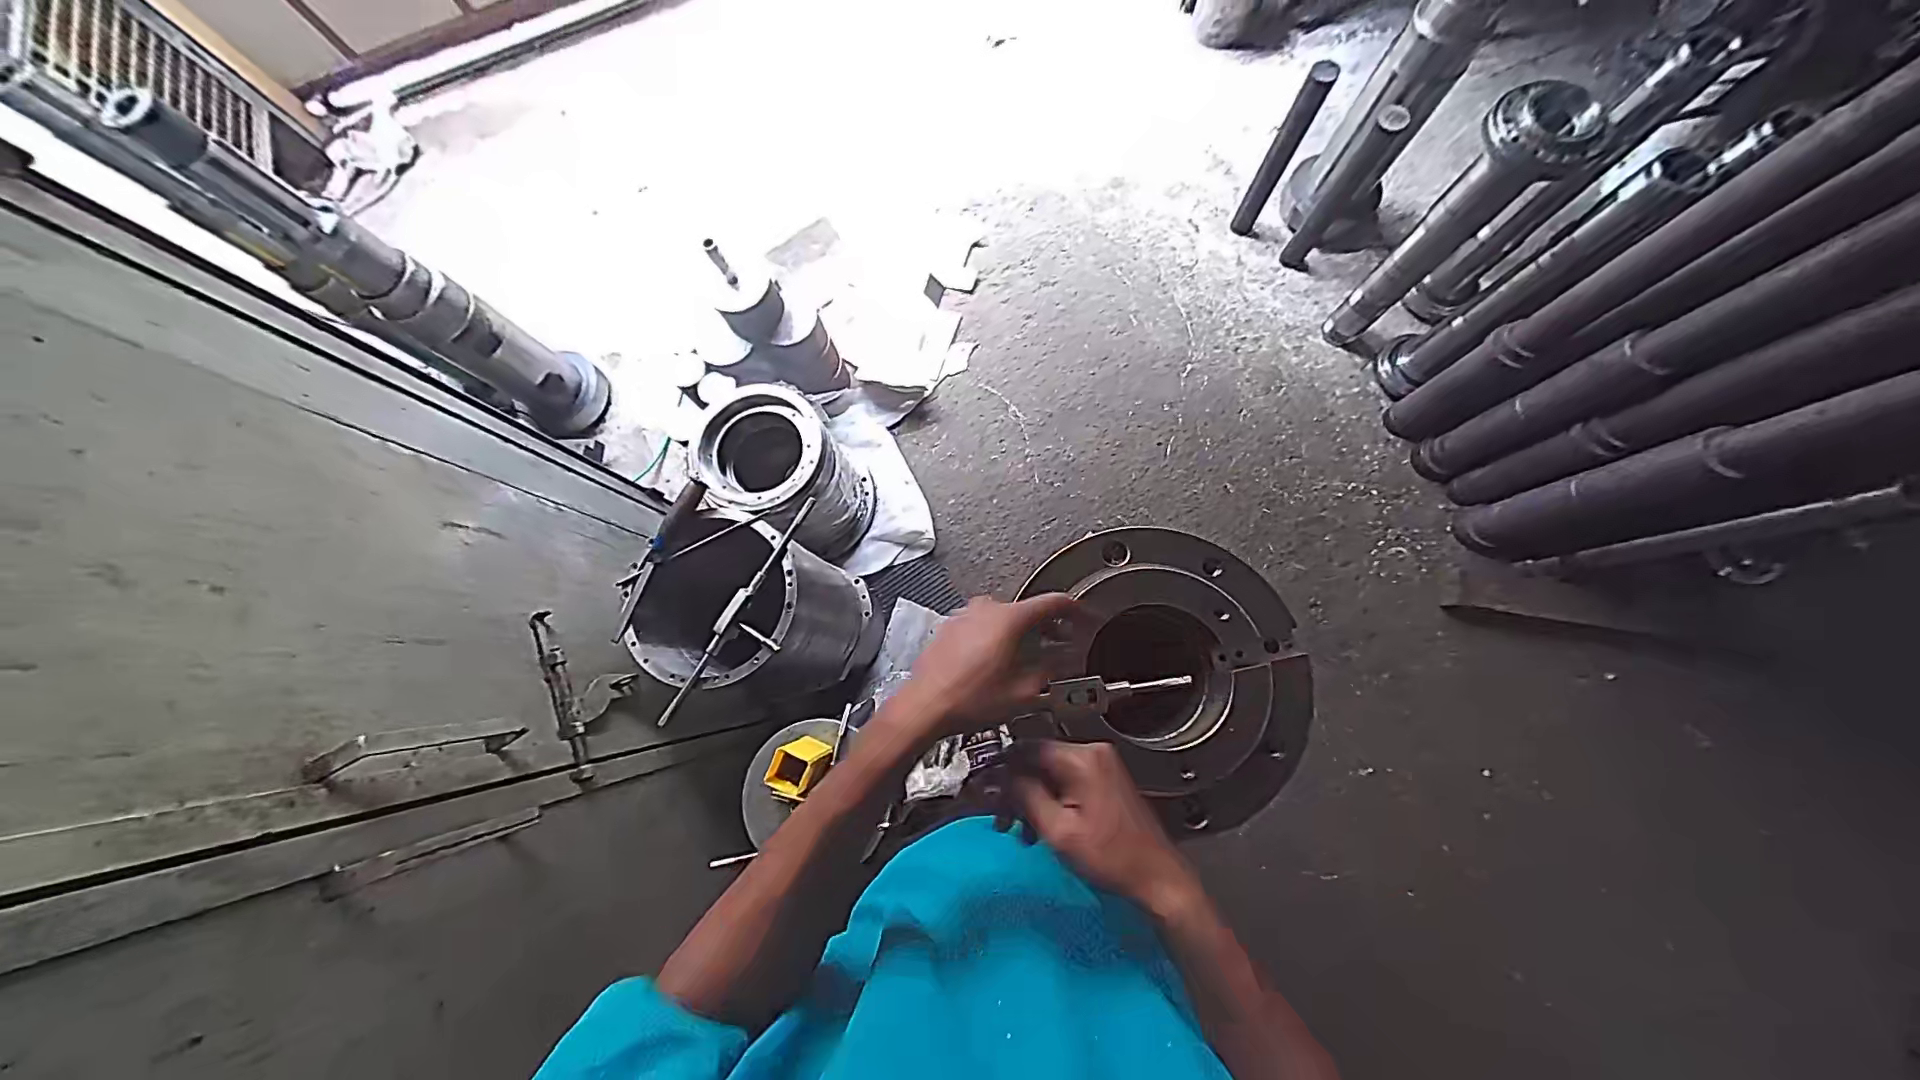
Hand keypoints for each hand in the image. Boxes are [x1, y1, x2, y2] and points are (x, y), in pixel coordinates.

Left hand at [877, 594, 1083, 746]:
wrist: (924, 707)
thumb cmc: (965, 700)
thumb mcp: (1023, 691)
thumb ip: (1051, 670)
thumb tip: (1064, 661)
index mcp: (1008, 618)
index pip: (1053, 602)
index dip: (1075, 610)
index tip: (1083, 618)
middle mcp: (985, 610)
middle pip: (1027, 610)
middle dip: (1048, 627)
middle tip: (1061, 643)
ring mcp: (965, 617)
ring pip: (1003, 617)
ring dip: (1020, 632)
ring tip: (1029, 656)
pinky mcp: (951, 628)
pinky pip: (982, 625)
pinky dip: (997, 636)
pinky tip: (999, 661)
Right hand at [1007, 740, 1200, 915]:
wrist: (1157, 878)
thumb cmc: (1110, 857)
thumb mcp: (1057, 830)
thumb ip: (1023, 796)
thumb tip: (996, 778)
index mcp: (1082, 758)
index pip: (1025, 747)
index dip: (1000, 768)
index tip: (984, 789)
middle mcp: (1092, 752)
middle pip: (1036, 759)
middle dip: (1015, 788)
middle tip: (1001, 818)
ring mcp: (1100, 764)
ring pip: (1048, 771)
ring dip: (1030, 797)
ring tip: (1021, 829)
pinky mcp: (1103, 778)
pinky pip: (1064, 780)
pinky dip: (1049, 799)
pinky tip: (1041, 826)